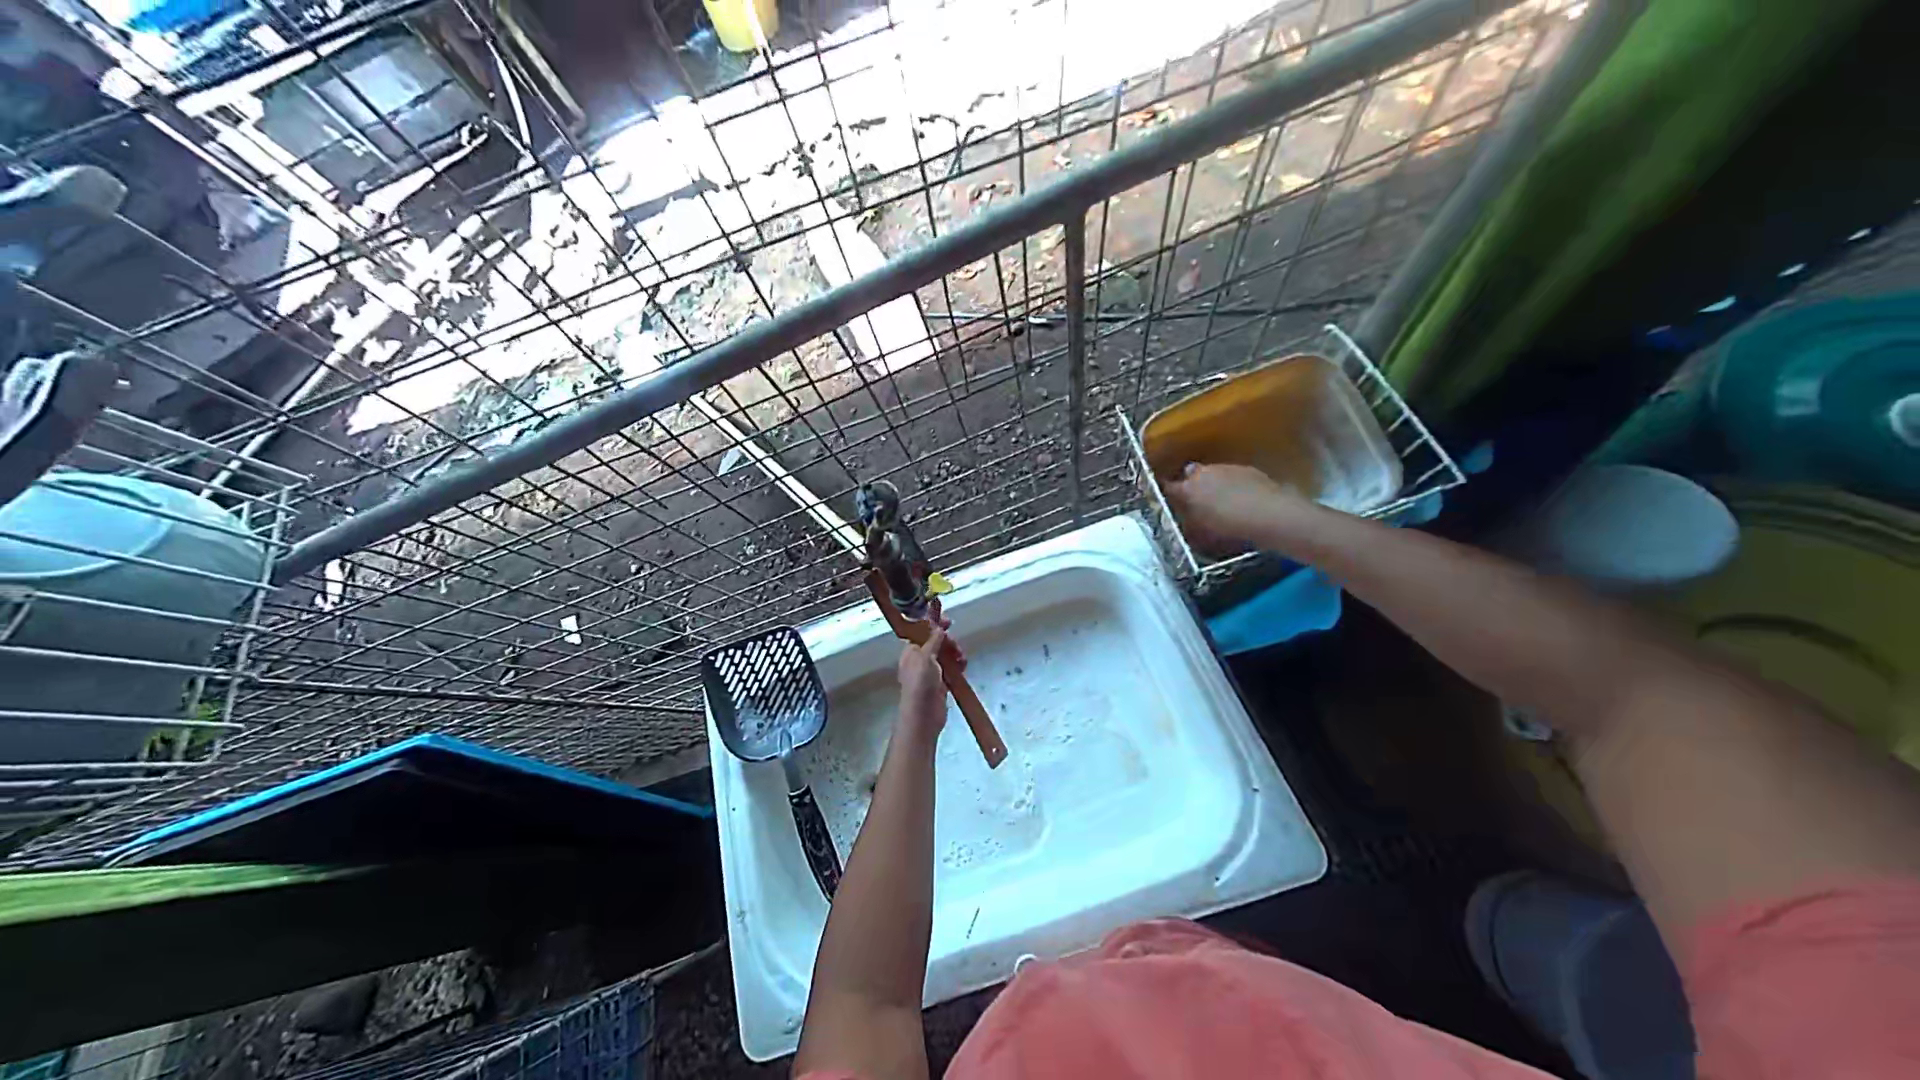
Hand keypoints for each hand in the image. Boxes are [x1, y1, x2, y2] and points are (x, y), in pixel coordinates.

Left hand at [897, 599, 961, 734]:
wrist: (923, 716)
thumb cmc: (920, 684)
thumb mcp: (925, 657)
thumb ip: (933, 641)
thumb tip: (938, 627)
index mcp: (911, 651)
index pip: (922, 632)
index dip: (933, 624)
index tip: (948, 620)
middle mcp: (919, 660)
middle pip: (936, 643)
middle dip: (948, 641)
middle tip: (956, 645)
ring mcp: (931, 672)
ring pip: (945, 655)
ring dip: (954, 653)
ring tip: (961, 658)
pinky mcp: (941, 683)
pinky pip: (951, 669)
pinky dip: (957, 665)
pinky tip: (963, 666)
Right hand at [1162, 462, 1314, 553]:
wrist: (1271, 516)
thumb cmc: (1230, 528)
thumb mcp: (1201, 532)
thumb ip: (1189, 520)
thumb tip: (1182, 517)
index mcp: (1188, 488)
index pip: (1168, 487)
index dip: (1167, 494)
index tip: (1169, 501)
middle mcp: (1204, 473)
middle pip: (1190, 475)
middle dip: (1191, 485)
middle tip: (1195, 501)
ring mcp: (1227, 468)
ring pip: (1212, 473)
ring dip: (1213, 483)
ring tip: (1220, 501)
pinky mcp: (1248, 470)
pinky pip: (1232, 476)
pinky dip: (1232, 485)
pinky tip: (1240, 499)